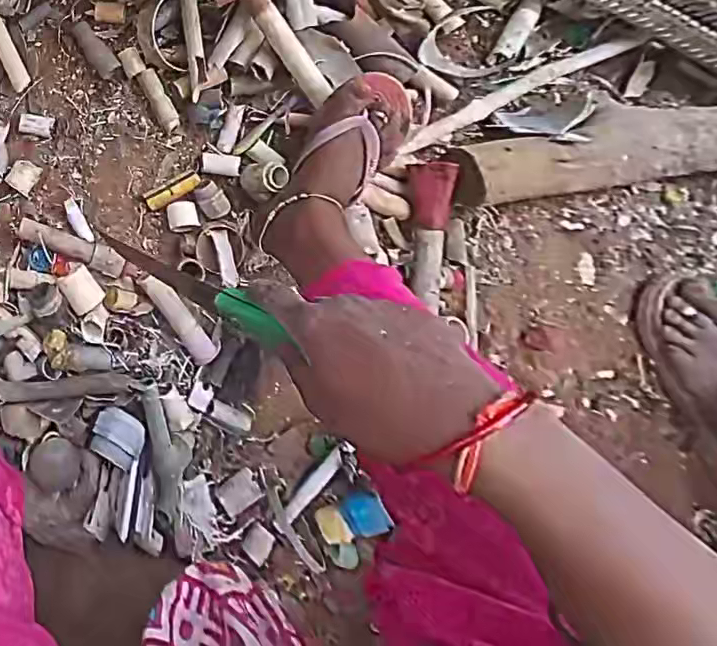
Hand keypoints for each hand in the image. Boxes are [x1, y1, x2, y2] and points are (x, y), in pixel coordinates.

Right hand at [263, 290, 499, 466]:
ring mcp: (380, 304)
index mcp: (312, 324)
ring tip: (370, 376)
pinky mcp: (414, 311)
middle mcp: (342, 304)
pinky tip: (399, 370)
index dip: (254, 299)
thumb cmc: (387, 421)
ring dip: (348, 335)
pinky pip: (383, 320)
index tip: (248, 305)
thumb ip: (295, 365)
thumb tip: (282, 343)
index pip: (269, 296)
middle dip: (311, 330)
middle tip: (323, 365)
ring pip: (349, 315)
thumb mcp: (324, 404)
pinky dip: (381, 337)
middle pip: (313, 309)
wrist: (467, 420)